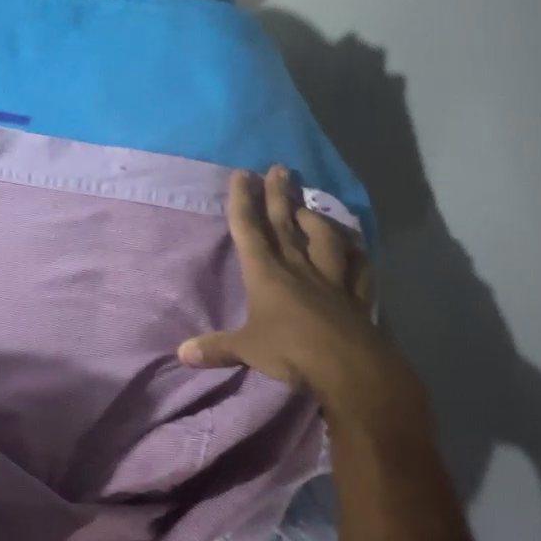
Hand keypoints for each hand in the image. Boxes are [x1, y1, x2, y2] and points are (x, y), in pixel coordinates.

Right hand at [179, 165, 423, 420]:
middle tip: (279, 169)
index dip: (243, 201)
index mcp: (266, 274)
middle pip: (286, 224)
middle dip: (279, 195)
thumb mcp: (246, 349)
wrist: (353, 371)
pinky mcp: (357, 298)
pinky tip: (356, 248)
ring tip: (310, 207)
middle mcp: (298, 269)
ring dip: (317, 220)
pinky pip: (359, 270)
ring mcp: (332, 281)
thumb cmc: (291, 352)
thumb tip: (181, 353)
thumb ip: (216, 347)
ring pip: (326, 240)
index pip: (249, 230)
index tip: (242, 174)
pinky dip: (356, 256)